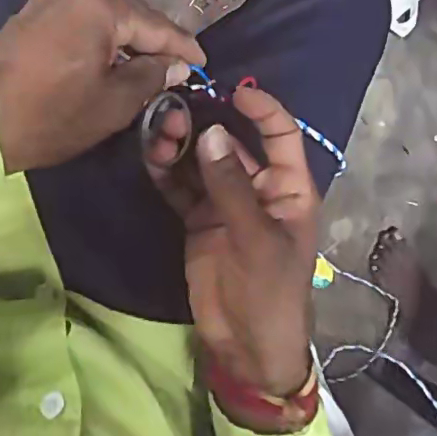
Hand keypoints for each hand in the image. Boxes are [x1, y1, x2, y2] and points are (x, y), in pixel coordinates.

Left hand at [0, 0, 202, 174]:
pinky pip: (78, 23)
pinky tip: (108, 60)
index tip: (202, 62)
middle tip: (177, 67)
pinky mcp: (29, 17)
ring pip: (103, 18)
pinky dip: (99, 40)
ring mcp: (46, 1)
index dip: (183, 46)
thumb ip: (152, 75)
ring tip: (147, 66)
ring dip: (126, 40)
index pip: (156, 24)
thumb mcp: (113, 102)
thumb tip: (173, 64)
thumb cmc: (52, 114)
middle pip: (129, 15)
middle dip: (155, 41)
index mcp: (99, 5)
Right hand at [147, 85, 319, 428]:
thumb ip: (230, 186)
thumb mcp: (256, 238)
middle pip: (230, 144)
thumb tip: (209, 133)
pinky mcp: (199, 219)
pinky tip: (150, 158)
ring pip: (200, 163)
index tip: (235, 91)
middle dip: (204, 127)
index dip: (263, 110)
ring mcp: (224, 203)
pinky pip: (181, 188)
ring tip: (156, 135)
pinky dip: (166, 173)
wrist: (248, 344)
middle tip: (172, 115)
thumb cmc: (270, 291)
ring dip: (180, 147)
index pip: (280, 136)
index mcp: (286, 188)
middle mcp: (256, 188)